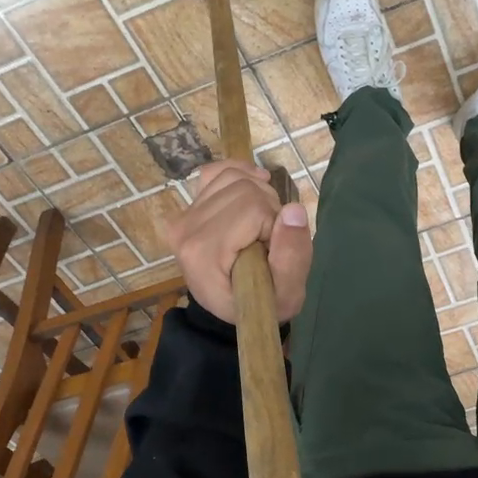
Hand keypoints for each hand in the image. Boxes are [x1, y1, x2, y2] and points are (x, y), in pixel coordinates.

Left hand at [165, 160, 311, 323]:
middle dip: (268, 207)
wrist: (235, 306)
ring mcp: (183, 217)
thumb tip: (293, 209)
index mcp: (206, 255)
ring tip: (263, 222)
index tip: (274, 249)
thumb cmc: (262, 303)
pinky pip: (214, 172)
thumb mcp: (287, 294)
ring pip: (233, 177)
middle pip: (243, 188)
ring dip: (259, 193)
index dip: (275, 223)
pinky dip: (239, 173)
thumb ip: (293, 257)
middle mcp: (186, 231)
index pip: (253, 208)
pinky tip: (254, 186)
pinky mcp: (188, 208)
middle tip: (271, 237)